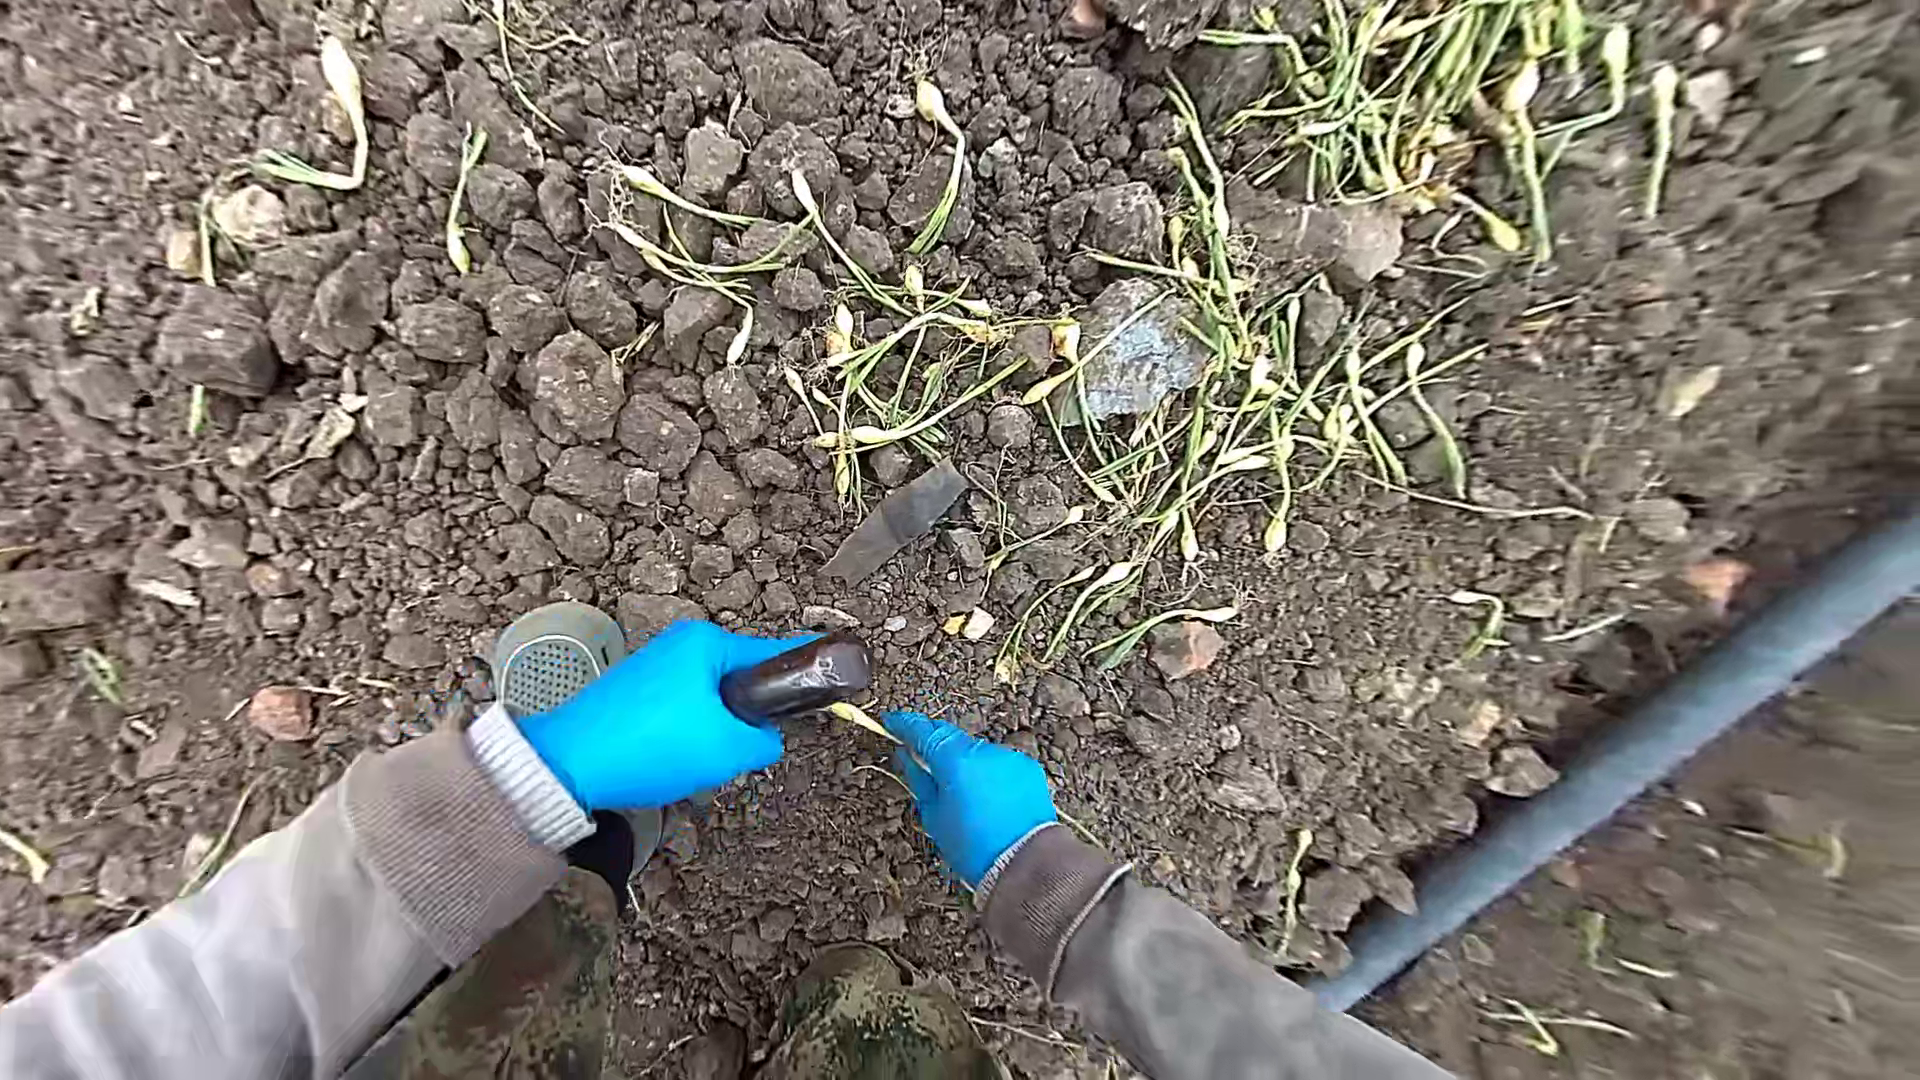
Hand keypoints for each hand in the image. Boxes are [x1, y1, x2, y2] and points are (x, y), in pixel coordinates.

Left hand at [519, 620, 810, 809]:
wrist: (563, 767)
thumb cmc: (652, 745)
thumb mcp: (727, 749)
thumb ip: (765, 741)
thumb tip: (767, 739)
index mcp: (706, 643)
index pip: (773, 651)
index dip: (804, 667)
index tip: (831, 670)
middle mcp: (682, 643)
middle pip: (742, 675)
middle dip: (752, 709)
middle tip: (755, 739)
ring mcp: (656, 663)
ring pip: (714, 692)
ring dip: (722, 721)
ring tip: (712, 753)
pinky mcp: (637, 688)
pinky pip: (687, 701)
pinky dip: (696, 724)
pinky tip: (685, 752)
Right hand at [884, 710, 1057, 886]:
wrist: (1025, 865)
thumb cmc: (975, 849)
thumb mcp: (934, 818)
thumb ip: (919, 780)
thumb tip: (907, 757)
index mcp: (957, 761)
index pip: (925, 732)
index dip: (906, 725)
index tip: (892, 722)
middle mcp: (984, 751)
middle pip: (952, 740)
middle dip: (936, 749)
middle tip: (922, 763)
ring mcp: (1008, 757)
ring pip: (976, 753)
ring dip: (965, 765)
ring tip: (962, 797)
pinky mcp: (1027, 768)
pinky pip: (999, 764)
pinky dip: (989, 775)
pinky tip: (988, 800)